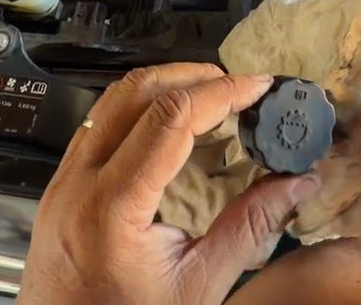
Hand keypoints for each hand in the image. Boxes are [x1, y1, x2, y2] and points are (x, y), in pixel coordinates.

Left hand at [20, 64, 319, 304]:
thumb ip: (250, 226)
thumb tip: (298, 182)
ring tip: (212, 96)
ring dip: (168, 84)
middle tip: (238, 87)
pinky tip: (175, 124)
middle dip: (195, 76)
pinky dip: (144, 106)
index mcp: (110, 208)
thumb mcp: (198, 288)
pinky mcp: (62, 186)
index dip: (223, 91)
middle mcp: (78, 184)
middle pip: (138, 90)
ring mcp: (63, 182)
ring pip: (115, 98)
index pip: (171, 116)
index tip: (258, 86)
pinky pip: (102, 121)